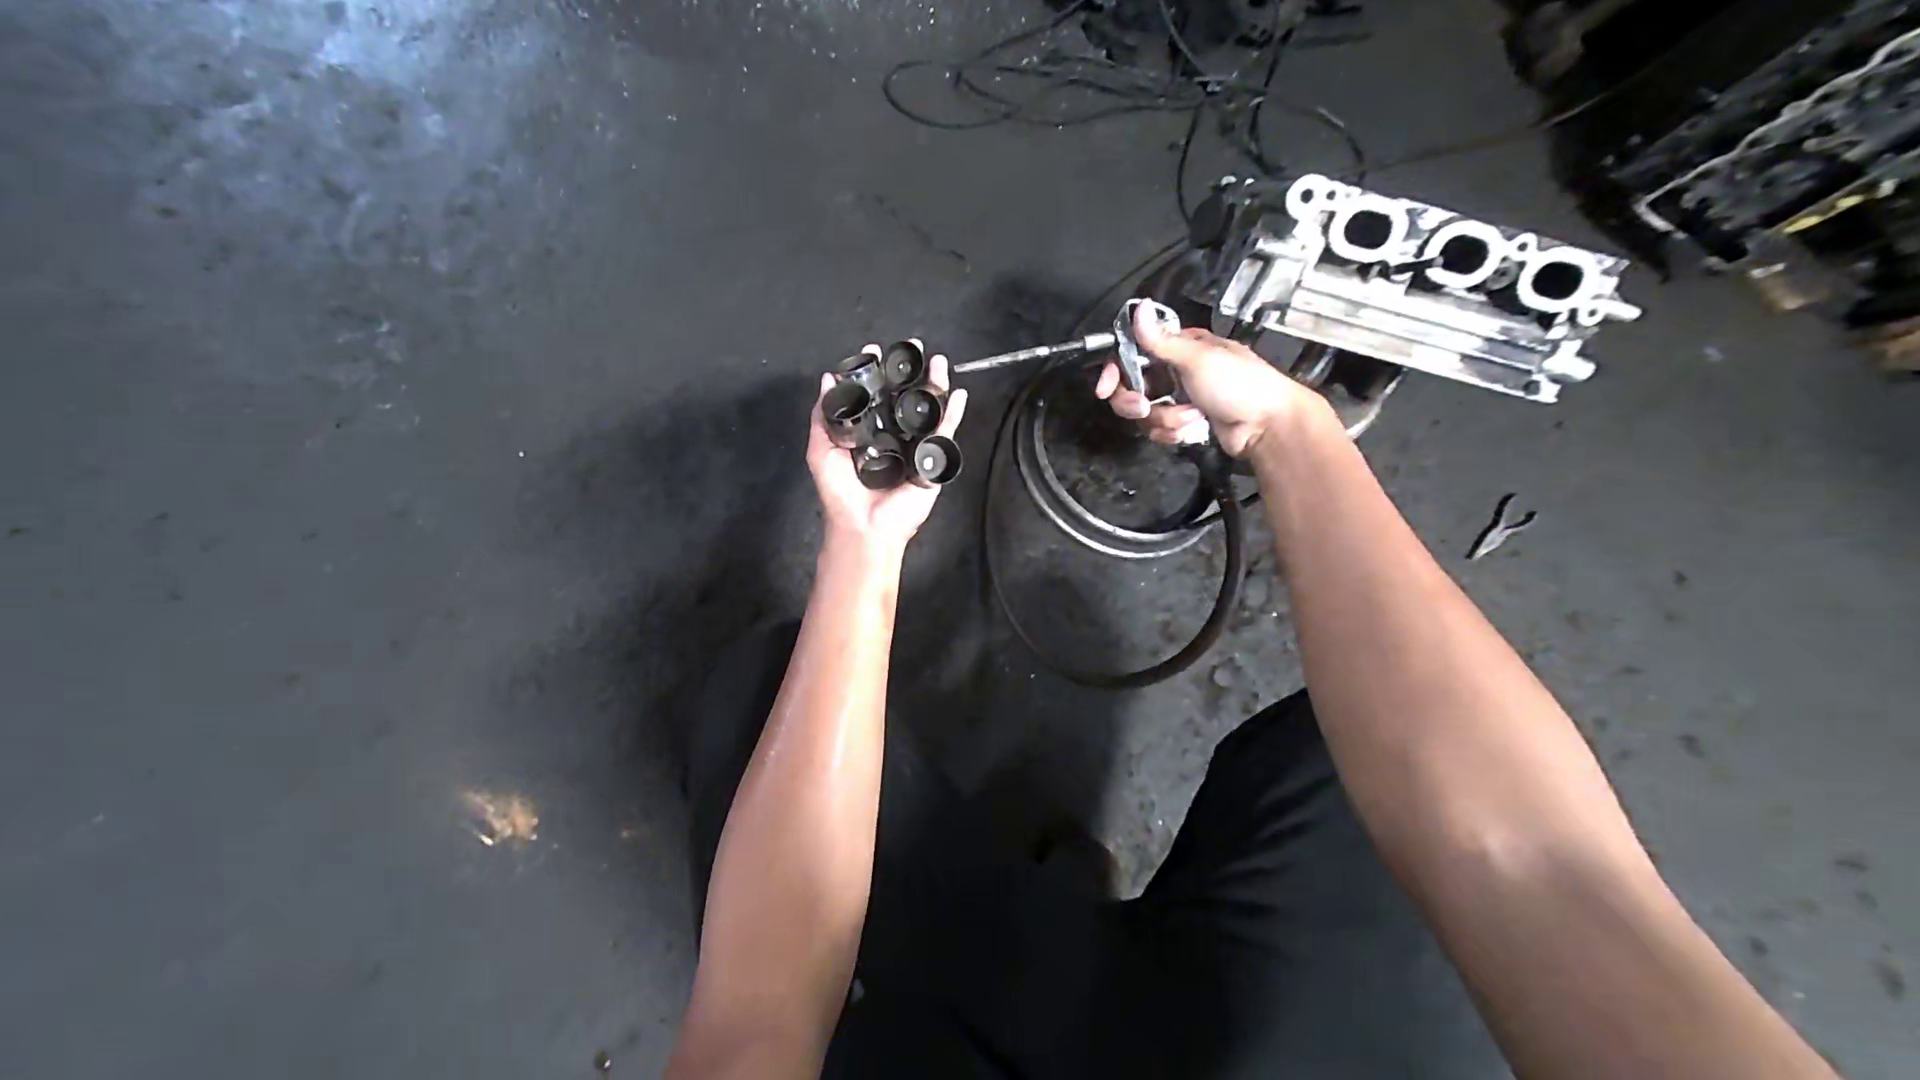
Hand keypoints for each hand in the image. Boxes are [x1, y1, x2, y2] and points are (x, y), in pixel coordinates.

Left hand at [807, 349, 968, 548]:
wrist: (863, 525)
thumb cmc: (840, 493)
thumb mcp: (821, 449)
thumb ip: (824, 416)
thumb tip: (828, 379)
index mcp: (867, 431)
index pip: (874, 394)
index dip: (876, 371)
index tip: (874, 349)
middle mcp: (892, 435)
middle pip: (903, 397)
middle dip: (909, 371)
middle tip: (913, 346)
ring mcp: (913, 447)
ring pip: (926, 411)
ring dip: (934, 385)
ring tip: (937, 362)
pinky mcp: (931, 461)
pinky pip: (944, 435)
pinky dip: (952, 415)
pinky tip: (958, 395)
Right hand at [1094, 306, 1330, 457]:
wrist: (1267, 426)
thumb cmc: (1239, 385)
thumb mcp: (1197, 359)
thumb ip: (1161, 340)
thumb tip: (1140, 306)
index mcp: (1179, 348)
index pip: (1133, 355)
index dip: (1114, 371)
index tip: (1105, 389)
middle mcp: (1176, 371)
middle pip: (1132, 389)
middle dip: (1137, 403)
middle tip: (1144, 409)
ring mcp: (1180, 399)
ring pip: (1147, 414)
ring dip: (1165, 421)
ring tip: (1190, 419)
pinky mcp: (1185, 423)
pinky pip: (1160, 430)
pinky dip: (1174, 434)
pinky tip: (1192, 430)